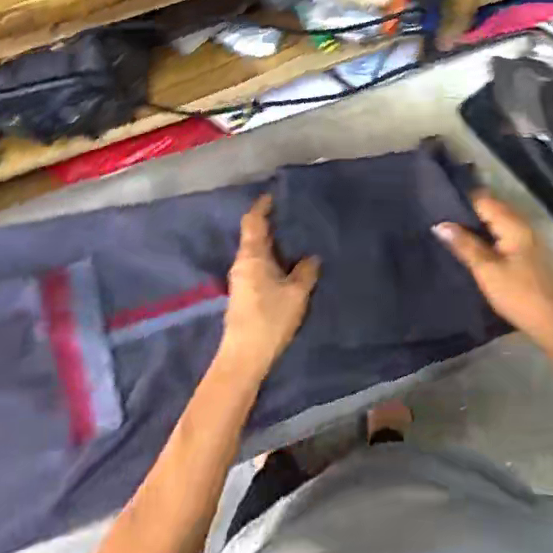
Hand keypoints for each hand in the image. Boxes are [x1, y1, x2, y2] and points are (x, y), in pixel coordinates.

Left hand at [217, 195, 320, 379]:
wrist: (244, 357)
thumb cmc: (270, 318)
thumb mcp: (297, 292)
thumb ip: (306, 271)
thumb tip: (310, 257)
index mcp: (252, 256)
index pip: (253, 222)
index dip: (262, 206)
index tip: (273, 194)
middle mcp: (242, 264)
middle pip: (254, 236)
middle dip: (271, 224)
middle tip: (293, 215)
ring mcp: (241, 280)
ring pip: (257, 252)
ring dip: (273, 244)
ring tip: (296, 238)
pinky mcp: (245, 294)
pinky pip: (259, 266)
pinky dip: (273, 259)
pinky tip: (289, 264)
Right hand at [434, 193, 552, 344]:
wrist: (548, 321)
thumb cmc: (517, 294)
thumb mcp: (486, 270)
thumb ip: (465, 245)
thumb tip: (440, 224)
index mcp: (514, 225)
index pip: (485, 200)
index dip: (462, 200)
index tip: (437, 205)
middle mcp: (522, 226)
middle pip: (491, 208)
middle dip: (467, 212)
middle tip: (438, 218)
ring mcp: (525, 239)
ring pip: (496, 222)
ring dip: (475, 224)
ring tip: (447, 230)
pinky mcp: (524, 253)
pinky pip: (500, 234)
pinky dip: (485, 235)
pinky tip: (469, 246)